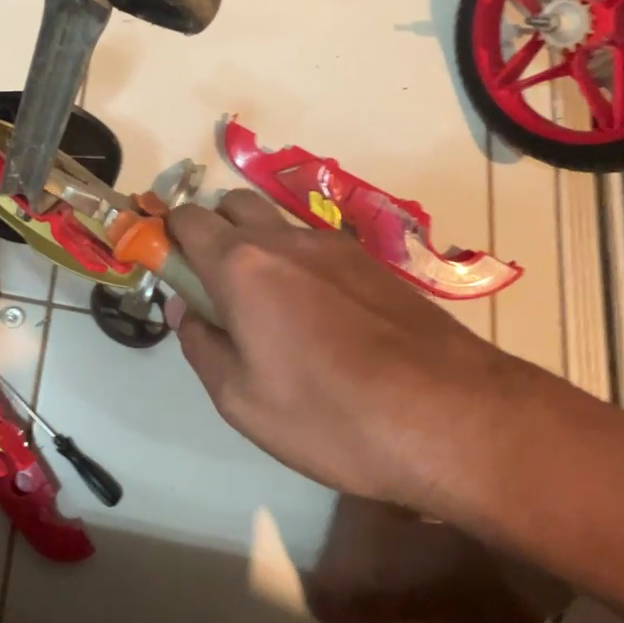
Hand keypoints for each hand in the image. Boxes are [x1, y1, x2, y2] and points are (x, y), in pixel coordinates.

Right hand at [165, 190, 545, 512]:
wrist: (456, 419)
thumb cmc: (331, 416)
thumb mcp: (241, 400)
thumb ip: (201, 344)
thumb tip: (185, 307)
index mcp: (241, 265)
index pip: (187, 219)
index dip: (167, 235)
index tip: (167, 268)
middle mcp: (284, 239)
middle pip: (232, 203)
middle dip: (212, 229)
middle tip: (216, 285)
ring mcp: (335, 247)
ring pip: (277, 222)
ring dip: (258, 245)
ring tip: (270, 307)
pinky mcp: (375, 265)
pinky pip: (317, 247)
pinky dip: (300, 264)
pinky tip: (320, 319)